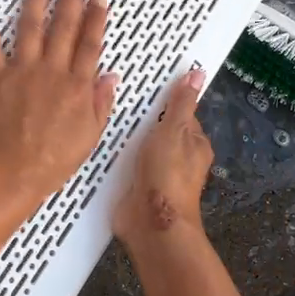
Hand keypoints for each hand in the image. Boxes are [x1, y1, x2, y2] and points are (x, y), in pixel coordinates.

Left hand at [0, 0, 117, 205]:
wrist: (11, 172)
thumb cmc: (52, 161)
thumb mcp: (89, 136)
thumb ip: (100, 103)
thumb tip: (110, 76)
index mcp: (77, 86)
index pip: (90, 43)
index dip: (96, 18)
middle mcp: (52, 71)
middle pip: (65, 25)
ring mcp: (22, 70)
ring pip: (31, 25)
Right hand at [114, 69, 213, 241]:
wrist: (151, 223)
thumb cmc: (168, 173)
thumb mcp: (175, 130)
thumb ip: (181, 103)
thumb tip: (197, 73)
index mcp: (195, 144)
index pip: (181, 113)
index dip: (165, 98)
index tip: (142, 82)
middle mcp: (179, 158)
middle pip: (159, 129)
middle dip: (141, 117)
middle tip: (114, 94)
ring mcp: (157, 173)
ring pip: (141, 147)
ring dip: (126, 136)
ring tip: (100, 112)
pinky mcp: (137, 185)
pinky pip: (126, 163)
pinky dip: (115, 155)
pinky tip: (97, 141)